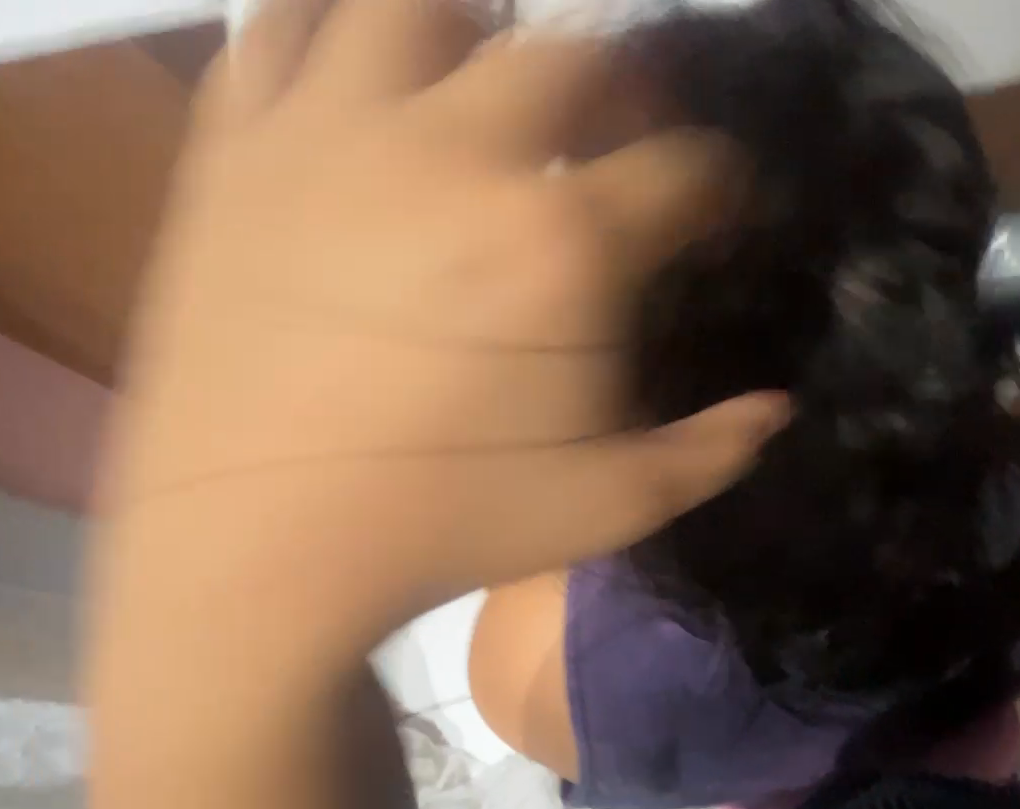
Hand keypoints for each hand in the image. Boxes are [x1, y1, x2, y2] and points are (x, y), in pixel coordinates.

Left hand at [100, 0, 784, 647]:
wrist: (257, 544)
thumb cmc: (453, 525)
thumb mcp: (616, 505)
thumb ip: (715, 451)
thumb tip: (779, 408)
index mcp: (565, 247)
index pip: (686, 168)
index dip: (725, 182)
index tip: (728, 205)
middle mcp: (461, 156)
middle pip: (576, 55)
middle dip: (629, 88)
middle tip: (631, 137)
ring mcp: (340, 132)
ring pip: (424, 3)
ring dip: (486, 32)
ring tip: (501, 93)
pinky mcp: (241, 144)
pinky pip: (286, 24)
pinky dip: (341, 29)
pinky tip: (375, 83)